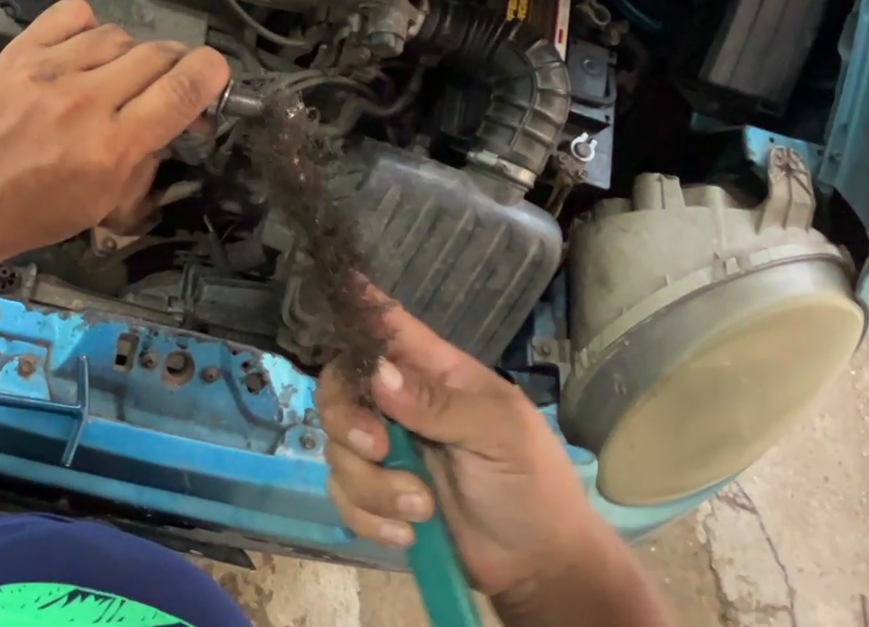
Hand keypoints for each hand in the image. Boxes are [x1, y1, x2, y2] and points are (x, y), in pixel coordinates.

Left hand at [0, 0, 229, 266]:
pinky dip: (88, 28)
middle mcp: (84, 101)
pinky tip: (83, 52)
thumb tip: (187, 111)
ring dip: (128, 55)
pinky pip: (75, 14)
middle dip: (173, 67)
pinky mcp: (20, 52)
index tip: (213, 76)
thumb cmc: (46, 209)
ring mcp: (48, 71)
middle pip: (157, 54)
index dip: (211, 74)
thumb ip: (154, 150)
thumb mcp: (114, 198)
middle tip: (161, 86)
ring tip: (113, 78)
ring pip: (119, 34)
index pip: (182, 88)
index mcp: (112, 146)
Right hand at [318, 303, 613, 606]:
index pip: (385, 325)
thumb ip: (439, 403)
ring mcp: (383, 450)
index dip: (354, 310)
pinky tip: (409, 534)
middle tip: (376, 448)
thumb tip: (377, 373)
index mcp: (432, 371)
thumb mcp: (500, 433)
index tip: (328, 301)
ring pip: (335, 446)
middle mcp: (398, 402)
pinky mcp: (376, 495)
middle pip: (338, 386)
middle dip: (346, 419)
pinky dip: (369, 518)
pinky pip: (342, 494)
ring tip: (421, 510)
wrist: (540, 568)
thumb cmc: (532, 483)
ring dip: (372, 485)